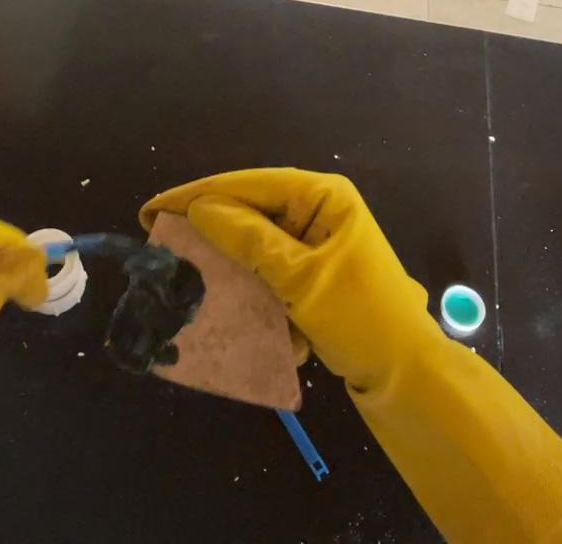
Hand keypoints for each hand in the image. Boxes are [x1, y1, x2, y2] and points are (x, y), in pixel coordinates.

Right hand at [144, 170, 561, 543]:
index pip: (250, 184)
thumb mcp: (300, 278)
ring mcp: (315, 242)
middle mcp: (319, 210)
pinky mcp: (311, 272)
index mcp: (324, 197)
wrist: (406, 377)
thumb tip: (200, 209)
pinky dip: (250, 281)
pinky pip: (268, 266)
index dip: (199, 194)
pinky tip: (229, 294)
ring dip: (227, 257)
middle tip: (160, 233)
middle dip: (209, 225)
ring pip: (255, 239)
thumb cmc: (359, 318)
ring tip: (185, 263)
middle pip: (250, 209)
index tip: (154, 207)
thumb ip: (249, 240)